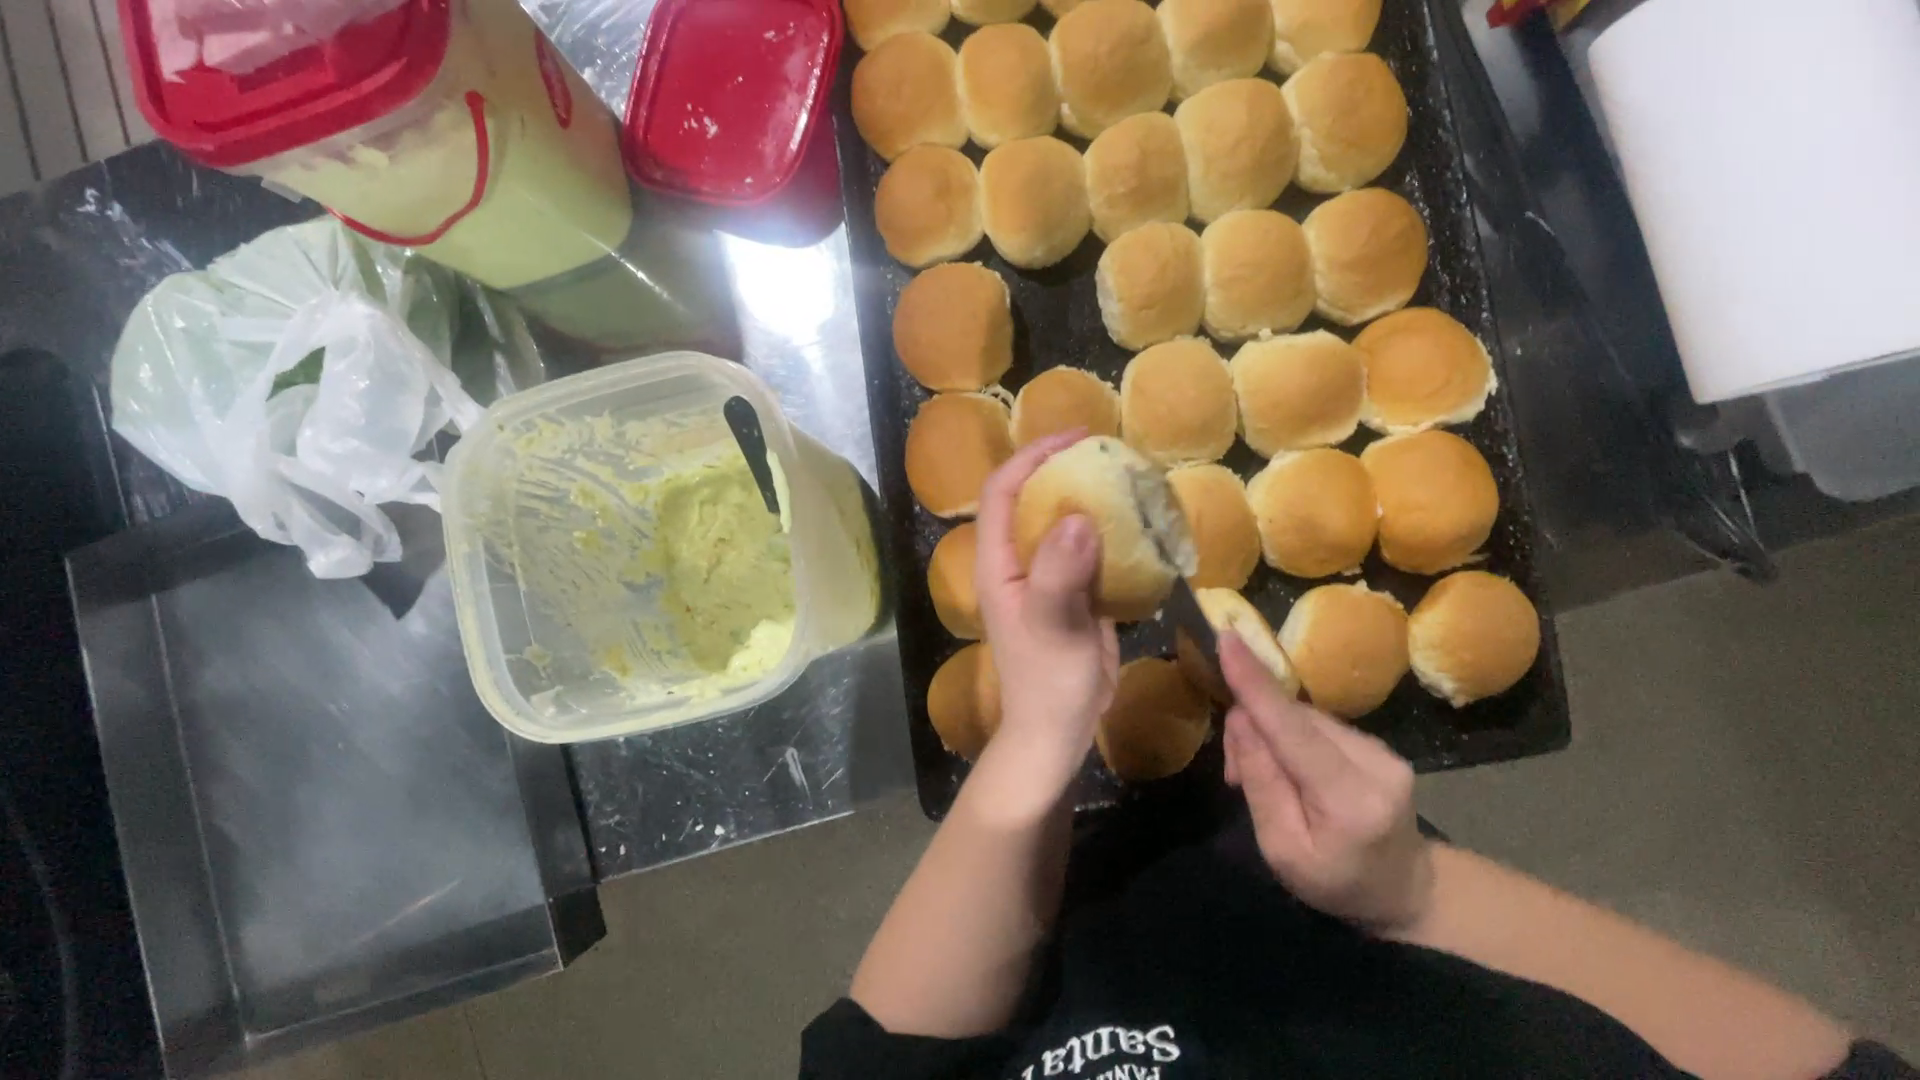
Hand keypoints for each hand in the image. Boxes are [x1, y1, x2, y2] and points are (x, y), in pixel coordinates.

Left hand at [972, 431, 1120, 796]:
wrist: (1060, 729)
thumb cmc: (1047, 680)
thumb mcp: (1053, 626)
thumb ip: (1060, 572)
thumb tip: (1080, 516)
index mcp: (998, 562)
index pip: (1003, 491)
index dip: (1033, 457)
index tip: (1076, 438)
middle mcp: (1017, 561)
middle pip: (1034, 499)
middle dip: (1067, 471)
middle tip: (1112, 455)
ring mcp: (1046, 577)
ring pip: (1064, 523)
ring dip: (1093, 499)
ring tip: (1132, 479)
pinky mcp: (1074, 594)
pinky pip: (1089, 551)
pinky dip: (1112, 534)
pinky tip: (1143, 525)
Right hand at [1219, 633, 1434, 931]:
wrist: (1406, 891)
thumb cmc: (1336, 883)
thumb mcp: (1282, 850)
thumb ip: (1261, 782)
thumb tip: (1241, 718)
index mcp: (1350, 800)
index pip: (1293, 730)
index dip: (1256, 685)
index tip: (1227, 639)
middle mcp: (1376, 764)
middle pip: (1293, 720)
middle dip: (1252, 729)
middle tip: (1231, 774)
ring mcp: (1384, 752)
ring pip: (1304, 718)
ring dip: (1270, 734)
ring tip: (1256, 775)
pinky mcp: (1379, 746)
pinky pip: (1318, 726)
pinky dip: (1290, 737)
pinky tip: (1287, 767)